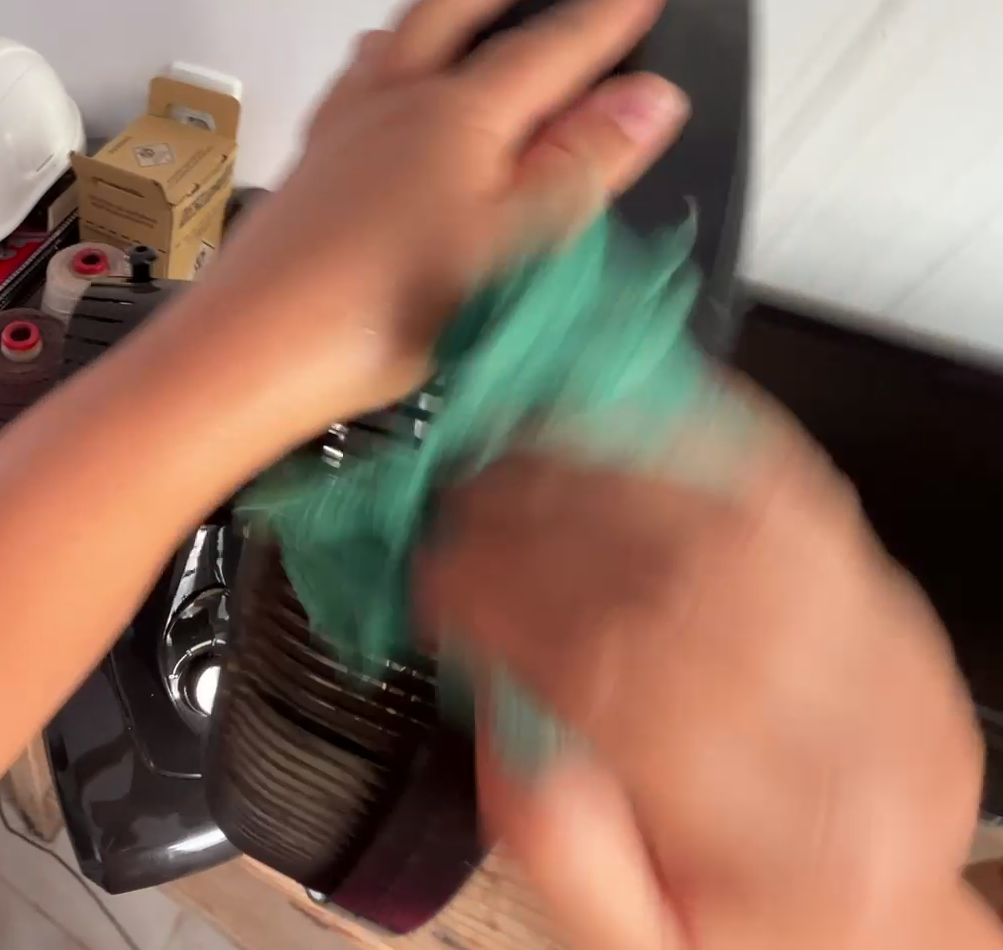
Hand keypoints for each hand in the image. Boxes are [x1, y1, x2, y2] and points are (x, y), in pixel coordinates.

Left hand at [180, 0, 687, 439]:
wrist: (248, 350)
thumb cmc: (376, 312)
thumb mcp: (508, 249)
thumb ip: (578, 167)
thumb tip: (647, 99)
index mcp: (454, 120)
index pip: (547, 50)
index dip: (602, 19)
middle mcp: (384, 114)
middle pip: (444, 22)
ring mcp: (330, 143)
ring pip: (380, 56)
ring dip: (418, 20)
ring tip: (434, 8)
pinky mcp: (294, 180)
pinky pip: (336, 101)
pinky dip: (359, 77)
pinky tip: (355, 96)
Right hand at [418, 389, 994, 948]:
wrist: (867, 914)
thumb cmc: (723, 914)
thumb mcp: (625, 934)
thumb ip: (557, 845)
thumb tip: (506, 715)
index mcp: (790, 838)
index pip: (629, 681)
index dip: (505, 608)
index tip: (431, 584)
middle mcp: (859, 729)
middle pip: (677, 584)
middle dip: (534, 530)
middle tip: (449, 512)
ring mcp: (880, 647)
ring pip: (725, 517)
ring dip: (589, 474)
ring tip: (499, 461)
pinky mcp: (872, 589)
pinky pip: (779, 482)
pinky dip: (681, 432)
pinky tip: (604, 413)